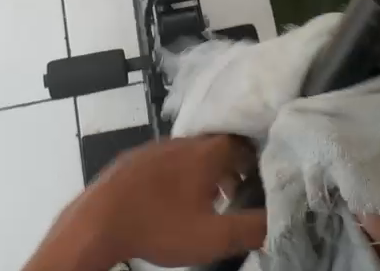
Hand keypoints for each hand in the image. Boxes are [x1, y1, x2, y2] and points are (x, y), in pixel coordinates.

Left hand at [23, 135, 267, 270]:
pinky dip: (182, 173)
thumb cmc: (159, 225)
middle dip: (232, 166)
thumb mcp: (212, 237)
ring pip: (192, 152)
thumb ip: (249, 229)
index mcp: (206, 154)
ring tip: (212, 199)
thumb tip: (278, 221)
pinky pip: (170, 158)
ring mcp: (158, 147)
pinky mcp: (137, 158)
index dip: (255, 160)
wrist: (101, 218)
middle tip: (240, 192)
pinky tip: (177, 198)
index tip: (263, 178)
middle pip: (217, 145)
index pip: (241, 144)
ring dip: (206, 171)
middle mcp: (184, 142)